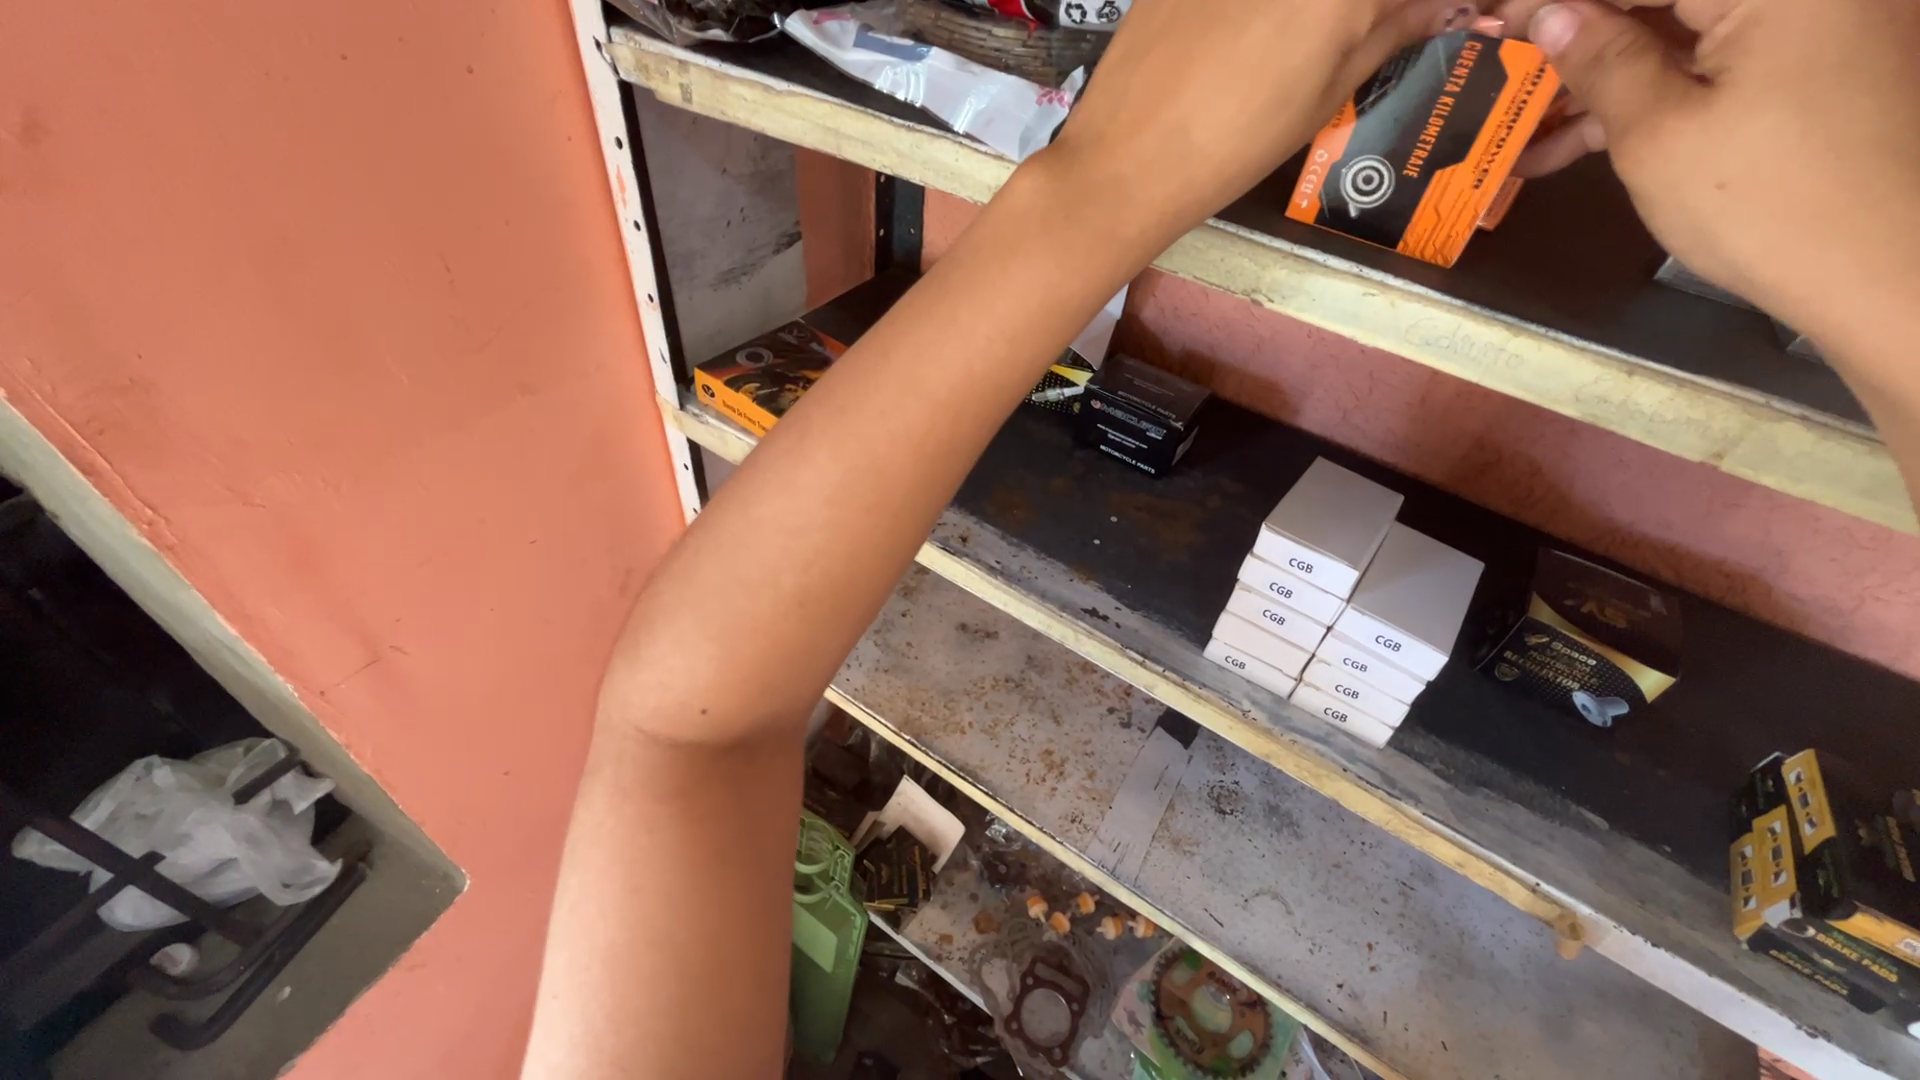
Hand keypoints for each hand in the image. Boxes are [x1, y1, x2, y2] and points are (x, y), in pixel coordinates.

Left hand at [1037, 0, 1481, 251]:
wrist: (1125, 164)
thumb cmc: (1231, 149)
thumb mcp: (1320, 100)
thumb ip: (1385, 37)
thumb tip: (1439, 5)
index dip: (1407, 9)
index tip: (1404, 22)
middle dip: (1348, 13)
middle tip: (1342, 34)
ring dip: (1297, 17)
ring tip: (1268, 53)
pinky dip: (1245, 11)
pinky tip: (1232, 37)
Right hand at [1497, 0, 1919, 351]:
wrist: (1883, 264)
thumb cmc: (1761, 199)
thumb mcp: (1657, 134)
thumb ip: (1603, 65)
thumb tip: (1551, 16)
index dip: (1563, 0)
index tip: (1501, 24)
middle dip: (1582, 30)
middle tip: (1508, 68)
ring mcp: (1816, 22)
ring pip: (1682, 28)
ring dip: (1601, 70)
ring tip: (1524, 119)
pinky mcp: (1813, 62)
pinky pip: (1712, 58)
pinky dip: (1646, 92)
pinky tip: (1573, 138)